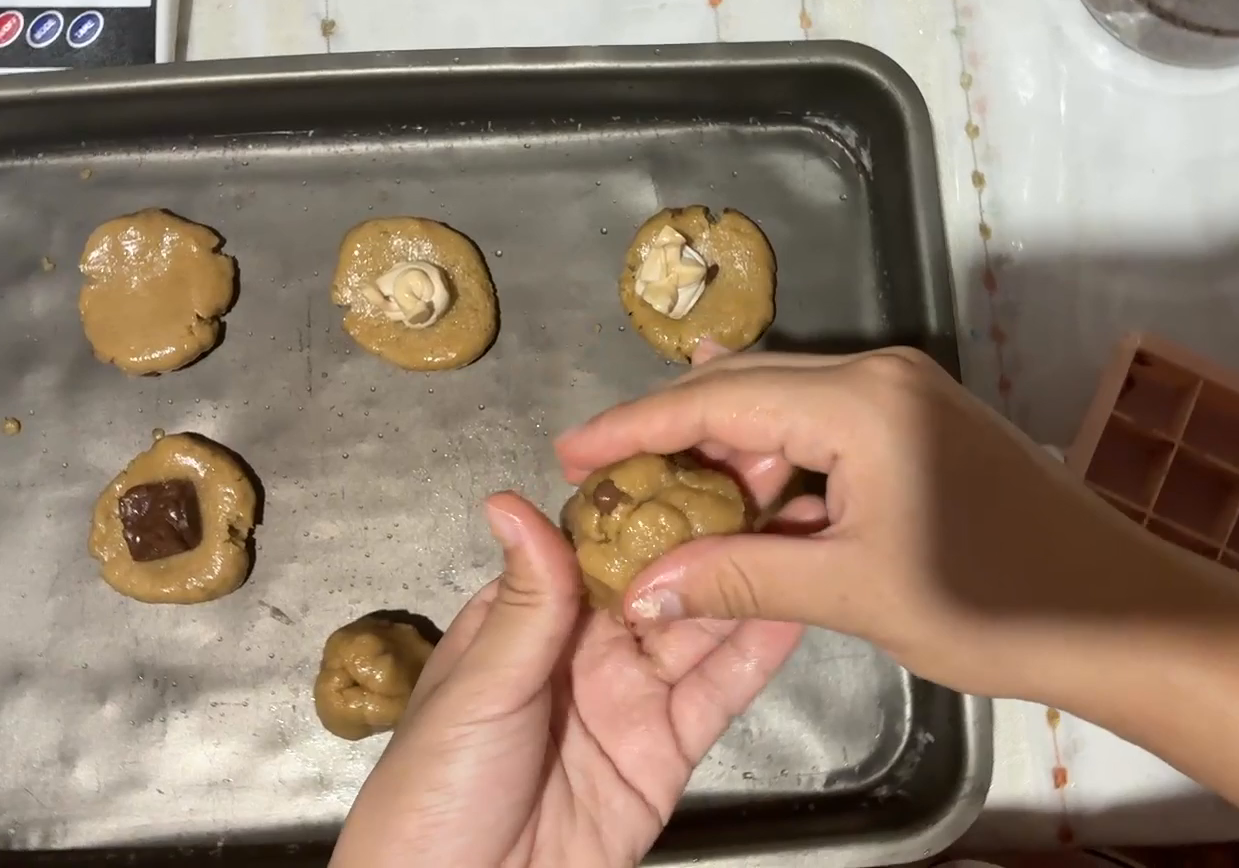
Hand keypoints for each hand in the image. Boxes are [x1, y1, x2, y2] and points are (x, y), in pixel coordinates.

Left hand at [330, 492, 801, 867]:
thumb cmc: (439, 788)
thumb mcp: (476, 687)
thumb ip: (522, 600)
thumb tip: (508, 498)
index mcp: (538, 612)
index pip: (604, 539)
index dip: (651, 497)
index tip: (701, 450)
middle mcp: (593, 642)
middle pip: (663, 574)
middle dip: (714, 526)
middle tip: (771, 472)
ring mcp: (635, 694)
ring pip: (700, 624)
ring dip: (746, 575)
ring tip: (799, 521)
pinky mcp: (669, 748)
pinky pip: (717, 693)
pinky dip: (757, 651)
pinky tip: (793, 604)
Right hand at [554, 347, 1207, 706]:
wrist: (1131, 617)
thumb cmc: (998, 606)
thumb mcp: (854, 592)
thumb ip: (737, 578)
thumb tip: (641, 587)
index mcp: (860, 401)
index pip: (718, 400)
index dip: (635, 426)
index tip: (572, 451)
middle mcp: (876, 373)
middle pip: (743, 386)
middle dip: (669, 429)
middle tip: (606, 472)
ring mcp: (900, 390)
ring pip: (779, 401)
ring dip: (722, 445)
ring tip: (666, 491)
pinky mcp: (915, 417)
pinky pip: (817, 421)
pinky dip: (770, 454)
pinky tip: (742, 480)